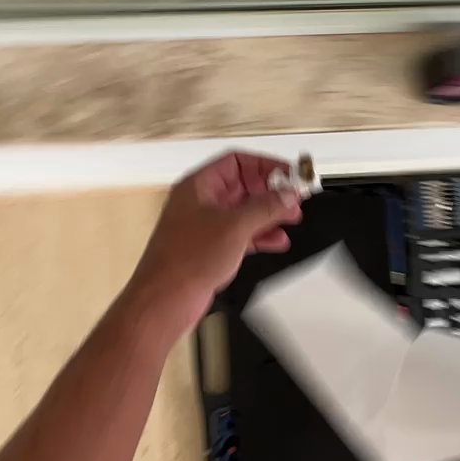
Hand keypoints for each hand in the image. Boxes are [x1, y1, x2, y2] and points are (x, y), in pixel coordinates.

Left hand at [126, 152, 305, 316]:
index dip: (264, 165)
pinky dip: (260, 235)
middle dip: (270, 191)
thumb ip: (265, 207)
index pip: (236, 162)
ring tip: (291, 217)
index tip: (288, 174)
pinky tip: (276, 240)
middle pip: (242, 186)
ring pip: (243, 211)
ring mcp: (204, 226)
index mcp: (198, 186)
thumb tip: (285, 195)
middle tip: (293, 197)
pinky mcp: (210, 248)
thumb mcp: (234, 226)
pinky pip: (240, 234)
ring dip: (269, 214)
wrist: (166, 298)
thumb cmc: (182, 261)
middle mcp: (200, 203)